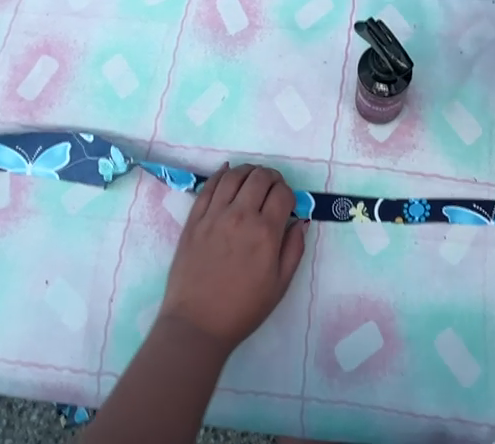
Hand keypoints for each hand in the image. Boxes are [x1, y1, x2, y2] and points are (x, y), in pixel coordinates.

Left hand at [159, 163, 307, 350]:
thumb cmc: (243, 308)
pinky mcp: (194, 220)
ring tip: (252, 178)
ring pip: (234, 176)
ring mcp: (214, 216)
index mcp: (265, 233)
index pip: (282, 193)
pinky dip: (221, 174)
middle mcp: (240, 216)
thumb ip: (294, 248)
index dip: (289, 193)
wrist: (198, 324)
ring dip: (248, 171)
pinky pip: (209, 187)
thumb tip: (300, 221)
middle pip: (260, 178)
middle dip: (272, 177)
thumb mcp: (280, 284)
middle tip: (273, 187)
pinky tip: (227, 172)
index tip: (287, 203)